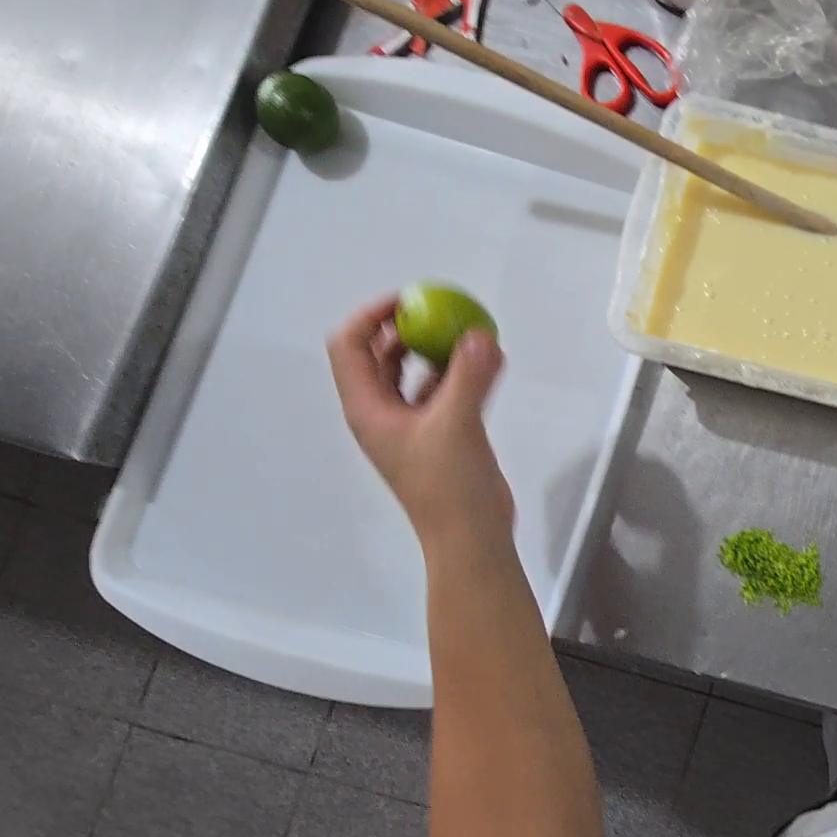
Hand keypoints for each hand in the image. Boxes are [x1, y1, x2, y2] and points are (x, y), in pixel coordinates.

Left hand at [327, 294, 513, 550]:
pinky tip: (486, 366)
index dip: (372, 316)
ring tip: (465, 335)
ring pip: (412, 375)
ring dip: (434, 351)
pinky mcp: (442, 438)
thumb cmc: (450, 486)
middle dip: (405, 329)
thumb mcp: (456, 425)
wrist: (471, 537)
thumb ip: (468, 377)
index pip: (351, 347)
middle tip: (439, 312)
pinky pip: (443, 394)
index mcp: (368, 409)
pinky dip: (458, 375)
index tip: (410, 299)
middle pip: (379, 357)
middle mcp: (383, 414)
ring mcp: (413, 427)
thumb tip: (480, 335)